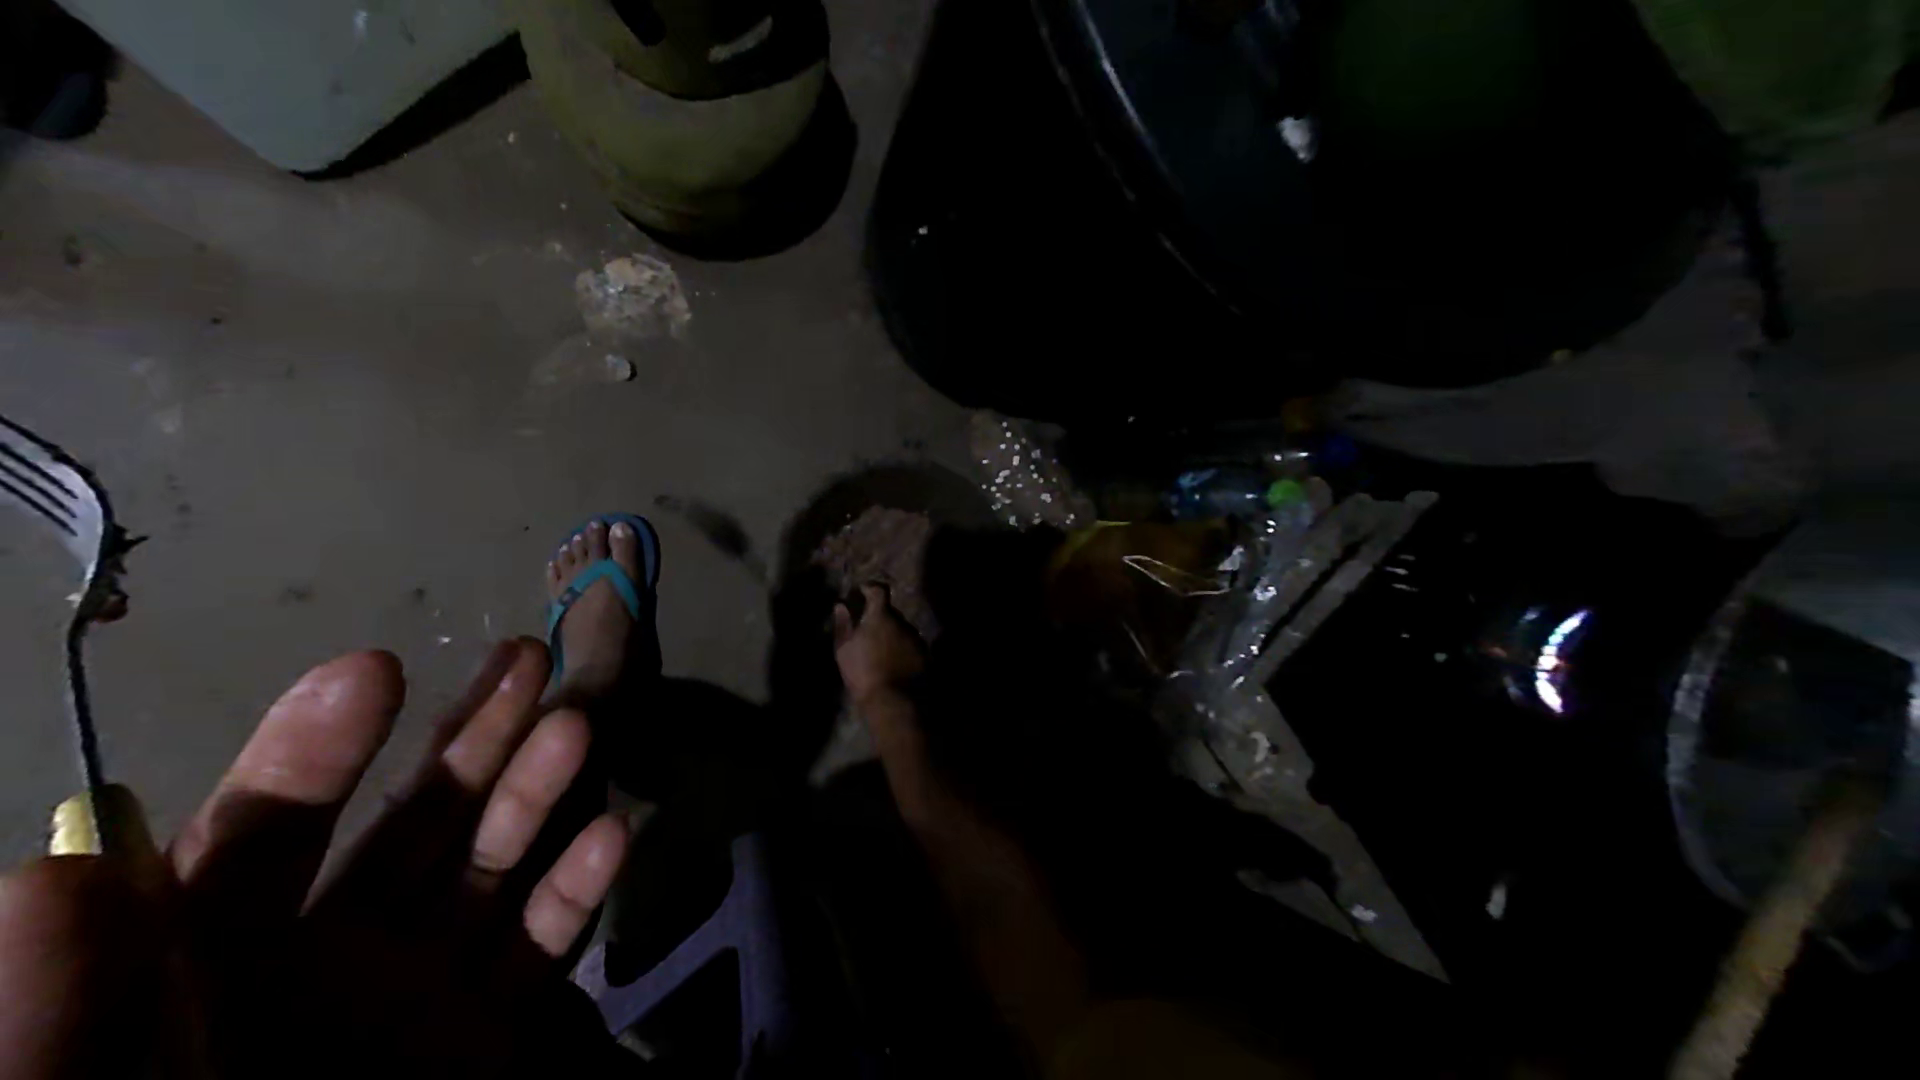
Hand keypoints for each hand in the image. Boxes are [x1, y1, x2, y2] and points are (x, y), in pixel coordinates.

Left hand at [0, 639, 628, 1078]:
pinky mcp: (485, 1032)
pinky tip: (614, 834)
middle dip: (471, 734)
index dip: (314, 749)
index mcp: (211, 961)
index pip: (266, 831)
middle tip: (526, 656)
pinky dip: (578, 891)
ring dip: (537, 789)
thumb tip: (59, 871)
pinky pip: (540, 949)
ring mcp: (418, 987)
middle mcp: (327, 953)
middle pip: (413, 820)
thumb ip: (65, 1016)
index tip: (371, 670)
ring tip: (578, 723)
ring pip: (489, 863)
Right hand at [833, 583, 924, 707]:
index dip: (871, 589)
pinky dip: (901, 647)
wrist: (893, 700)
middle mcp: (902, 622)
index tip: (863, 592)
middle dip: (880, 617)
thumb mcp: (844, 649)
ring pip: (901, 629)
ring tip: (880, 649)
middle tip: (867, 630)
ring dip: (891, 633)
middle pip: (891, 612)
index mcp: (881, 616)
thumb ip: (843, 624)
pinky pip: (910, 643)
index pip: (879, 591)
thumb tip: (840, 605)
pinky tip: (893, 661)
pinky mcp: (924, 654)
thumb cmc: (862, 672)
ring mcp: (915, 638)